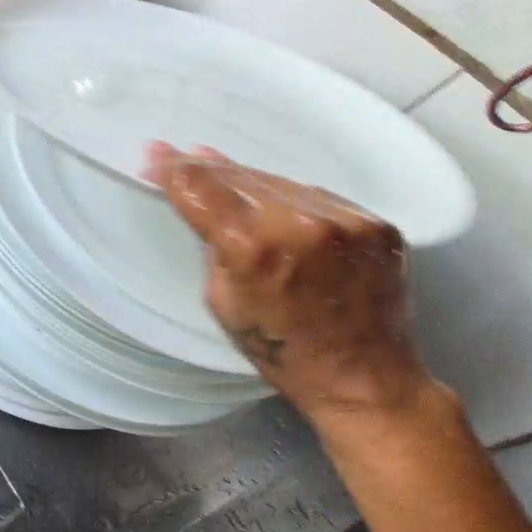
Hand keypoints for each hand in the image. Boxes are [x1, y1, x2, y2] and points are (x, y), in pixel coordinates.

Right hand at [144, 142, 435, 424]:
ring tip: (222, 173)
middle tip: (178, 156)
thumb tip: (202, 203)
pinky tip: (272, 203)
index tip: (154, 153)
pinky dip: (287, 197)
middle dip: (204, 168)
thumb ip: (214, 245)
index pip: (201, 187)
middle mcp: (302, 224)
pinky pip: (316, 196)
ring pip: (277, 181)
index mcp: (253, 248)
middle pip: (238, 176)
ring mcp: (347, 221)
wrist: (365, 378)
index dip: (172, 168)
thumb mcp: (220, 298)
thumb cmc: (278, 348)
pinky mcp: (377, 225)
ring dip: (245, 179)